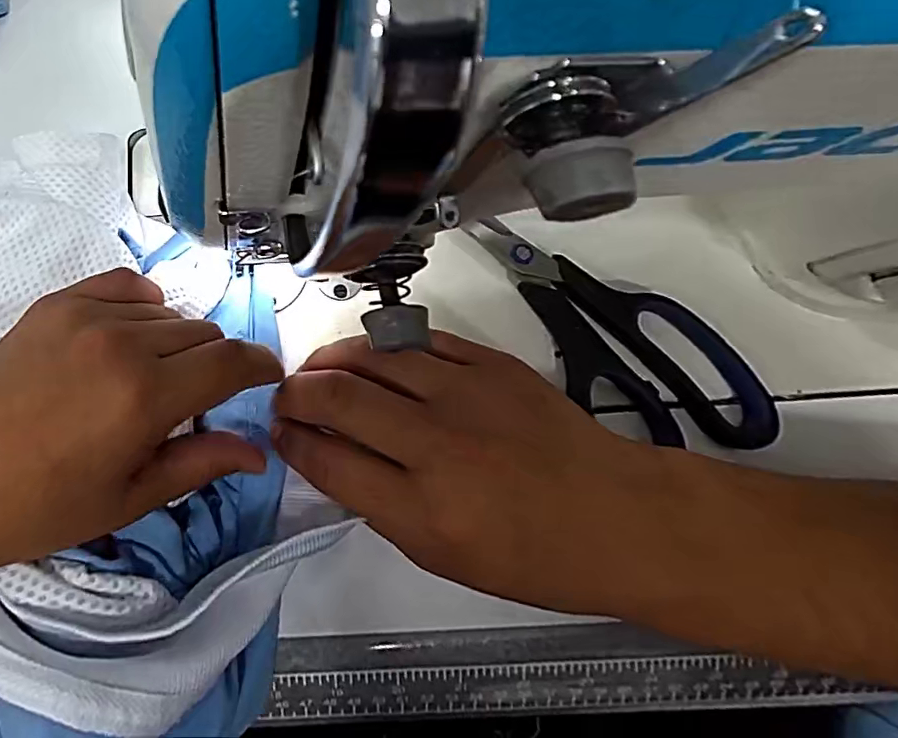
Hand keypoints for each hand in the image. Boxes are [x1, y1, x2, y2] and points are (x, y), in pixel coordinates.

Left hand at [0, 268, 282, 617]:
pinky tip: (129, 334)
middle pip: (203, 333)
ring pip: (168, 313)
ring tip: (148, 377)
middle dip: (214, 364)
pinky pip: (124, 285)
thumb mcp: (130, 498)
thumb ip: (201, 463)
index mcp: (146, 397)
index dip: (259, 367)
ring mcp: (86, 315)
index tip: (265, 377)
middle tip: (191, 399)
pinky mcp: (57, 302)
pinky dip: (141, 306)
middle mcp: (123, 343)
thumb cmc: (42, 506)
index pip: (231, 362)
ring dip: (175, 342)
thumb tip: (259, 450)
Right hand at [272, 332, 685, 616]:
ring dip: (330, 359)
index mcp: (425, 510)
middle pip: (338, 397)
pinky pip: (417, 342)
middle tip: (284, 395)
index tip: (279, 431)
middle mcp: (438, 444)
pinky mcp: (489, 362)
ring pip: (371, 356)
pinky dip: (382, 347)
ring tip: (315, 368)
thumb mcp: (442, 555)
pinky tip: (370, 357)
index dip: (292, 441)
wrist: (618, 516)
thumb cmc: (532, 555)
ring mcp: (465, 393)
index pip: (329, 461)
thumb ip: (377, 503)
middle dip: (295, 392)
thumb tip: (329, 456)